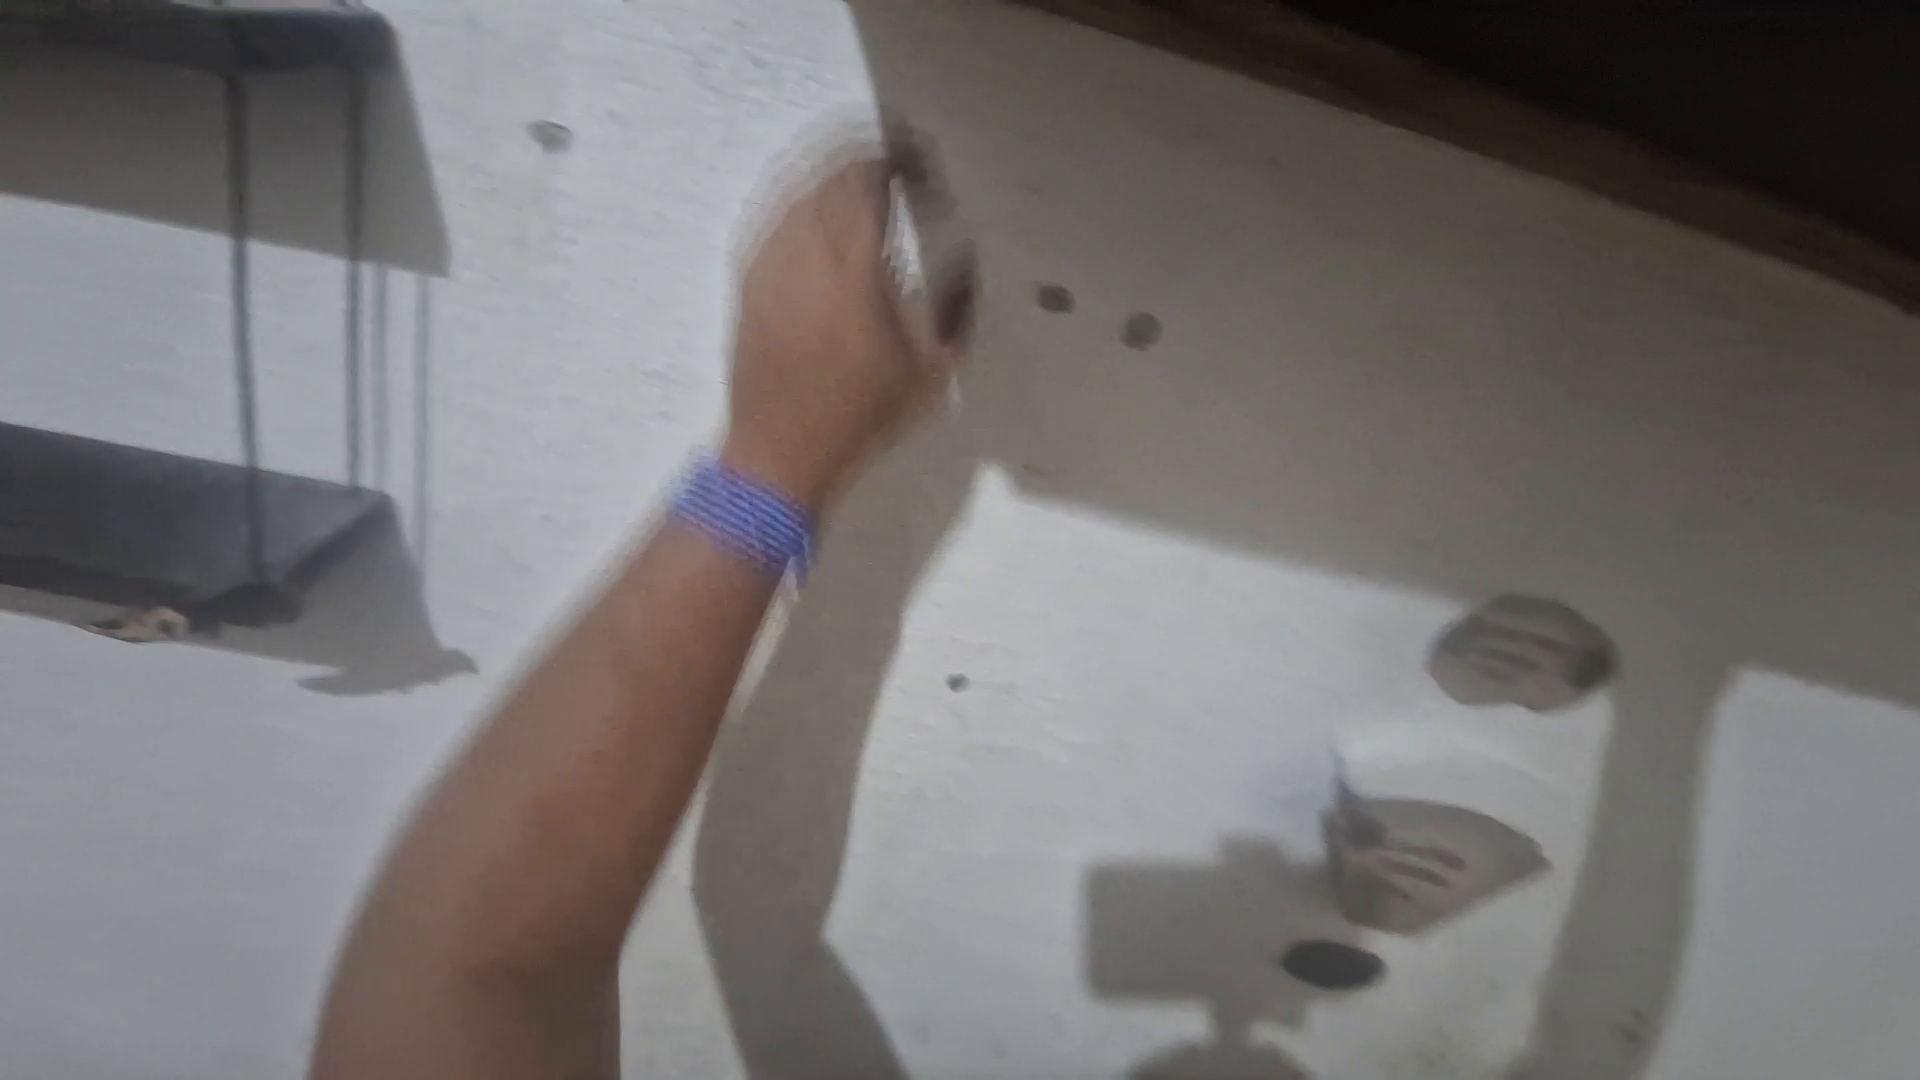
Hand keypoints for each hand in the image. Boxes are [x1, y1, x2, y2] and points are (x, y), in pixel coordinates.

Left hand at [722, 147, 971, 514]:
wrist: (782, 450)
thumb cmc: (860, 418)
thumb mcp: (930, 374)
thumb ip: (954, 309)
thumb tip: (964, 261)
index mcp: (855, 270)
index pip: (872, 182)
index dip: (900, 161)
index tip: (922, 167)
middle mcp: (805, 253)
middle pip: (831, 172)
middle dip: (866, 156)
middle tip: (895, 164)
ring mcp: (768, 264)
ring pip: (796, 186)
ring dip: (829, 171)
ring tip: (858, 180)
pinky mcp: (747, 280)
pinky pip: (771, 216)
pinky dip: (797, 199)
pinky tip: (813, 211)